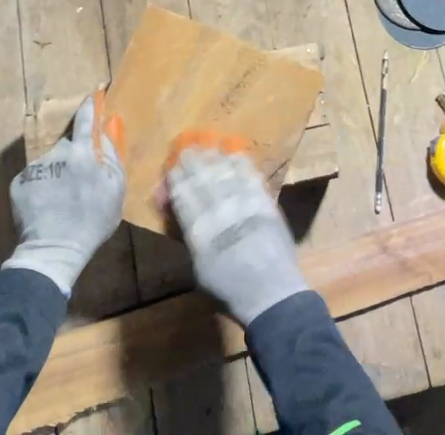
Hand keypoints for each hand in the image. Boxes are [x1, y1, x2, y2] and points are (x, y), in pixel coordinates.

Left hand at [3, 93, 124, 294]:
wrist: (54, 249)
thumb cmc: (92, 221)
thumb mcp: (116, 189)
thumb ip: (112, 157)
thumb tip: (104, 135)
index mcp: (82, 153)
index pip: (85, 120)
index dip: (89, 107)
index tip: (93, 96)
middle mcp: (56, 153)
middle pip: (67, 145)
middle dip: (74, 154)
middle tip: (79, 178)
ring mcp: (34, 167)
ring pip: (50, 161)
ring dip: (57, 171)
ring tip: (62, 197)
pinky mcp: (18, 183)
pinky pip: (34, 177)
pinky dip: (41, 185)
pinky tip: (46, 204)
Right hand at [167, 147, 308, 325]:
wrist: (271, 294)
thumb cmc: (230, 289)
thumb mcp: (200, 268)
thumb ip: (192, 238)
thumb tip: (184, 215)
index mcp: (200, 233)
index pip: (184, 197)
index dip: (177, 181)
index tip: (173, 169)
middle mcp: (219, 215)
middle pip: (203, 180)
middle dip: (194, 163)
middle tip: (188, 150)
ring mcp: (244, 207)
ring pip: (226, 174)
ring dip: (216, 159)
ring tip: (209, 149)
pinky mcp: (265, 204)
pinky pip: (251, 177)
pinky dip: (242, 165)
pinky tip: (236, 155)